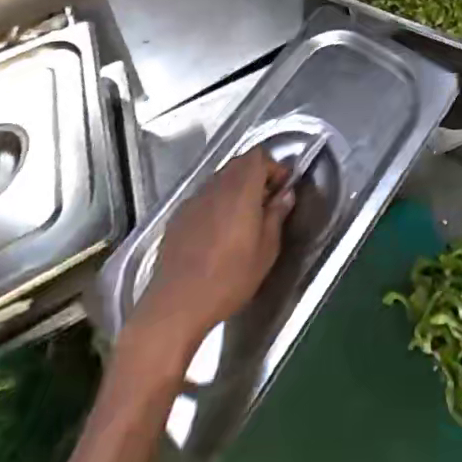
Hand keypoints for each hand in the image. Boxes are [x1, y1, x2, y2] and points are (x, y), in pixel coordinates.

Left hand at [134, 147, 296, 349]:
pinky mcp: (178, 217)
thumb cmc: (229, 279)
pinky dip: (217, 204)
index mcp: (241, 190)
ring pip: (220, 180)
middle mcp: (215, 187)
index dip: (275, 167)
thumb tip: (285, 195)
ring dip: (236, 190)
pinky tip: (219, 233)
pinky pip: (204, 198)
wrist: (176, 305)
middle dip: (257, 176)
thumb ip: (277, 216)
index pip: (259, 157)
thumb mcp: (266, 250)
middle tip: (268, 202)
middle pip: (238, 164)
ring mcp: (193, 200)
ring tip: (245, 219)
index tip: (284, 187)